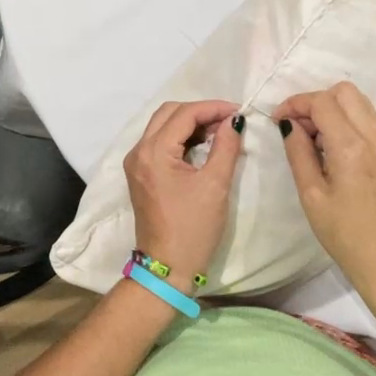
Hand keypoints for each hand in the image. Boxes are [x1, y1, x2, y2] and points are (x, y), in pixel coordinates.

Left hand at [124, 100, 243, 286]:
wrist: (167, 268)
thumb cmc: (193, 228)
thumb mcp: (215, 185)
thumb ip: (225, 146)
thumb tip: (233, 121)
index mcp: (153, 152)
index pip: (184, 114)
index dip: (212, 108)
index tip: (238, 112)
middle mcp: (138, 151)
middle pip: (168, 113)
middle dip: (199, 112)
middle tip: (228, 121)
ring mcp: (136, 163)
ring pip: (162, 126)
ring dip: (189, 124)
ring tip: (219, 131)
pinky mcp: (140, 173)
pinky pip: (159, 142)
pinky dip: (180, 138)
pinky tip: (202, 145)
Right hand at [277, 82, 375, 305]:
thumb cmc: (345, 235)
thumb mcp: (311, 195)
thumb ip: (298, 153)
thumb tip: (289, 125)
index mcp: (351, 147)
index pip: (322, 102)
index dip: (295, 104)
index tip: (277, 121)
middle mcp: (374, 137)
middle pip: (345, 91)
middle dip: (315, 101)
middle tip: (297, 128)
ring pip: (359, 103)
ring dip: (332, 109)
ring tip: (312, 139)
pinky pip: (367, 121)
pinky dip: (346, 122)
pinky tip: (331, 150)